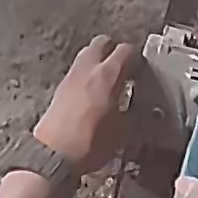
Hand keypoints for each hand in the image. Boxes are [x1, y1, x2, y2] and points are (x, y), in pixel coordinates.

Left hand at [34, 36, 136, 172]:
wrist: (54, 155)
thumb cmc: (90, 143)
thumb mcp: (123, 131)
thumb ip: (132, 113)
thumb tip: (138, 110)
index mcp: (108, 75)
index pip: (127, 50)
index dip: (137, 56)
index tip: (142, 68)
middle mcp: (87, 69)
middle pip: (103, 42)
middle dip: (115, 50)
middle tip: (124, 65)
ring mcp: (71, 77)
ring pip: (87, 54)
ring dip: (98, 61)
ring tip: (108, 79)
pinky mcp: (59, 89)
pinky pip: (77, 71)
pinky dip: (87, 75)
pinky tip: (92, 93)